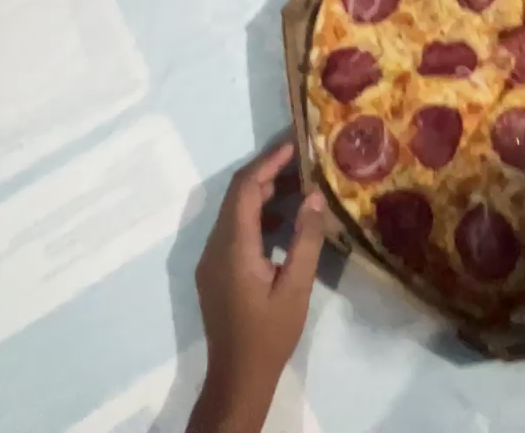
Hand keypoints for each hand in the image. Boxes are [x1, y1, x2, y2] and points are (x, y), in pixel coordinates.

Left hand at [194, 143, 326, 415]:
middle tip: (300, 159)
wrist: (237, 378)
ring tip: (298, 184)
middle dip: (266, 172)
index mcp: (234, 247)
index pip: (245, 189)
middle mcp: (215, 247)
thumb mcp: (297, 286)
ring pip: (233, 211)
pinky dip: (256, 215)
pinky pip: (233, 229)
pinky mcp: (214, 271)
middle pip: (236, 195)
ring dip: (262, 193)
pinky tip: (283, 222)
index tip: (294, 146)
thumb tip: (314, 195)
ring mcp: (211, 259)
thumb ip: (306, 238)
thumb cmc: (270, 333)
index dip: (268, 163)